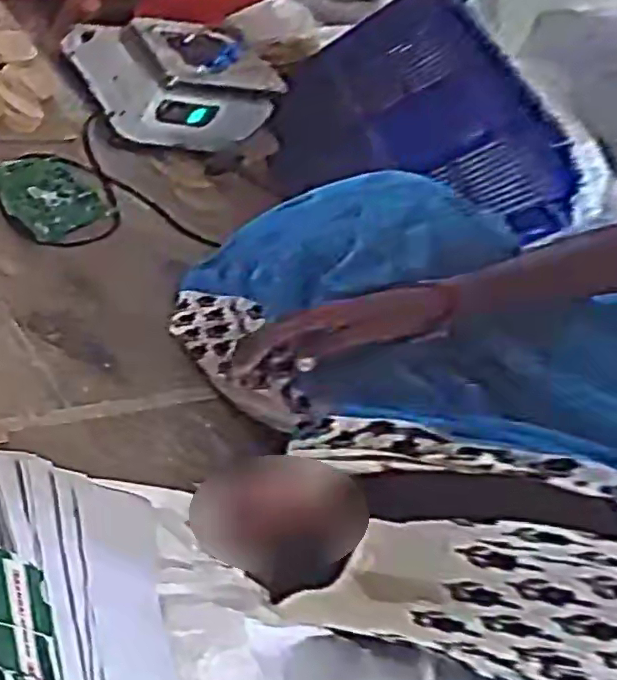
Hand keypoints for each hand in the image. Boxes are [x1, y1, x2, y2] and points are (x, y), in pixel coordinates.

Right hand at [231, 284, 456, 379]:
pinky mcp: (332, 322)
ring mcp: (322, 317)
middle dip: (249, 356)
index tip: (237, 375)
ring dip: (263, 355)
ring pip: (279, 336)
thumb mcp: (368, 332)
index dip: (251, 355)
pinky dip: (282, 352)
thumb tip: (295, 362)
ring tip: (256, 374)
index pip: (271, 335)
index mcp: (318, 316)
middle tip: (239, 378)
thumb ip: (328, 345)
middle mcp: (313, 314)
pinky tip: (283, 364)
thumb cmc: (405, 316)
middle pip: (268, 334)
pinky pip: (295, 337)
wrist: (441, 300)